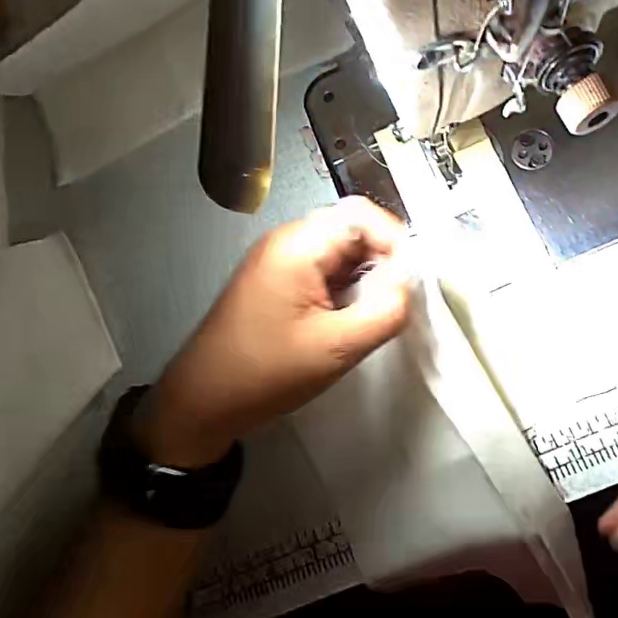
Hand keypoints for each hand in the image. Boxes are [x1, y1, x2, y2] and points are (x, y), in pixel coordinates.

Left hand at [137, 197, 412, 466]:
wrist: (203, 402)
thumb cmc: (267, 373)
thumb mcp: (337, 347)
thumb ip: (386, 311)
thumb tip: (413, 282)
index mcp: (297, 246)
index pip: (362, 215)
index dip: (396, 241)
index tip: (414, 280)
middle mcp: (288, 241)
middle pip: (353, 226)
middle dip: (386, 257)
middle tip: (403, 295)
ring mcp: (282, 260)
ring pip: (344, 248)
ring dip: (370, 272)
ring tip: (383, 307)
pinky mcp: (281, 280)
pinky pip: (328, 267)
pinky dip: (351, 284)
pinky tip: (358, 312)